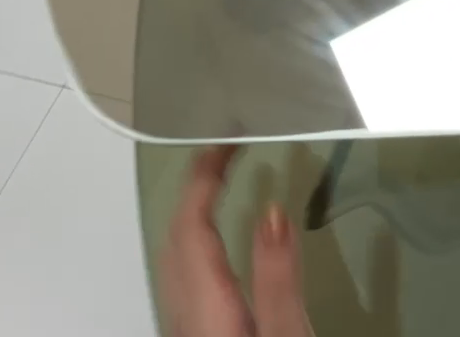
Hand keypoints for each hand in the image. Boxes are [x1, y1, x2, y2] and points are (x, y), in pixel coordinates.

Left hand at [160, 146, 312, 336]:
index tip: (225, 142)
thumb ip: (277, 275)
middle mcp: (185, 314)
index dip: (204, 179)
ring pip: (173, 255)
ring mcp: (186, 326)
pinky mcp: (196, 333)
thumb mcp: (286, 332)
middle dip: (194, 186)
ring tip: (217, 180)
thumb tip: (272, 211)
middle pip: (174, 239)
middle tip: (222, 150)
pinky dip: (194, 233)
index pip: (191, 229)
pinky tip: (213, 234)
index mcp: (206, 307)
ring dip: (191, 209)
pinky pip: (182, 269)